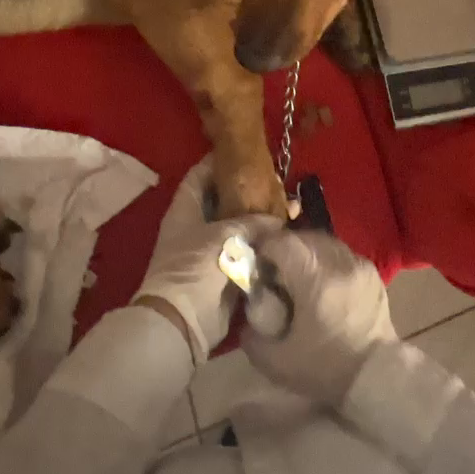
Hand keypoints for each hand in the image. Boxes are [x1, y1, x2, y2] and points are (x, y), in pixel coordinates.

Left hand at [134, 159, 278, 363]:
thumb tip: (278, 218)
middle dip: (249, 193)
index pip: (200, 174)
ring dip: (260, 222)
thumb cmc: (197, 266)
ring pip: (238, 227)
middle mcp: (195, 226)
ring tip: (289, 209)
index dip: (219, 160)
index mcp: (185, 209)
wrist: (185, 321)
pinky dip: (262, 247)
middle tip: (278, 183)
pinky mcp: (223, 274)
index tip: (246, 152)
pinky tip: (285, 238)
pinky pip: (246, 253)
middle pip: (223, 200)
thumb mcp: (227, 234)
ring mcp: (209, 251)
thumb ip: (254, 221)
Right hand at [241, 230, 395, 405]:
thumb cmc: (325, 370)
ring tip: (296, 275)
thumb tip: (246, 313)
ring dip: (306, 251)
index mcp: (317, 279)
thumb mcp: (276, 361)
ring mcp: (359, 264)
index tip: (255, 264)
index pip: (284, 243)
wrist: (375, 377)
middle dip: (284, 248)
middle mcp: (340, 262)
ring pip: (324, 242)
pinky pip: (341, 253)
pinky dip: (326, 259)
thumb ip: (252, 334)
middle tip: (273, 271)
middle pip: (304, 237)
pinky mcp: (371, 271)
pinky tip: (321, 282)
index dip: (264, 248)